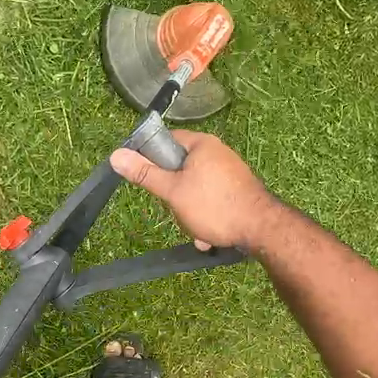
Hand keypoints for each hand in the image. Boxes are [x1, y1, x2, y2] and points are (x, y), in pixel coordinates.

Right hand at [110, 131, 285, 252]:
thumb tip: (116, 155)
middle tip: (177, 210)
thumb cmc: (214, 206)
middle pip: (181, 169)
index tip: (149, 180)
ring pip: (196, 190)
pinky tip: (209, 236)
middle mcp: (218, 153)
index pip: (168, 141)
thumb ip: (145, 174)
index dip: (153, 160)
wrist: (261, 228)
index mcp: (202, 144)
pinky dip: (208, 218)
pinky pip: (213, 201)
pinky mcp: (238, 191)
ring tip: (198, 229)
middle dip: (176, 197)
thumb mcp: (173, 191)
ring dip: (191, 213)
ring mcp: (230, 173)